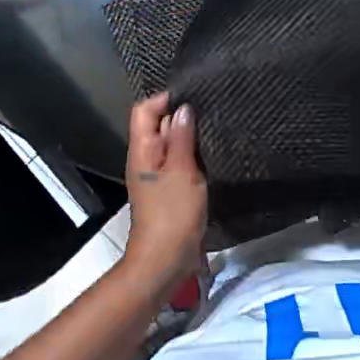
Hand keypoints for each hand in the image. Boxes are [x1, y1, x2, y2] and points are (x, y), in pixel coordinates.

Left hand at [118, 93, 207, 295]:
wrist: (166, 262)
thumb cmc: (172, 214)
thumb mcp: (182, 171)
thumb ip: (182, 137)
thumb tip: (183, 108)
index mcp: (142, 150)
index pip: (145, 110)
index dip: (166, 99)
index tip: (195, 98)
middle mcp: (146, 158)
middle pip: (159, 124)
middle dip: (183, 117)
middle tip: (212, 112)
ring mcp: (158, 175)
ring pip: (172, 144)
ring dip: (191, 138)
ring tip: (217, 131)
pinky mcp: (171, 190)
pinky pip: (180, 163)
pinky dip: (194, 158)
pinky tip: (214, 157)